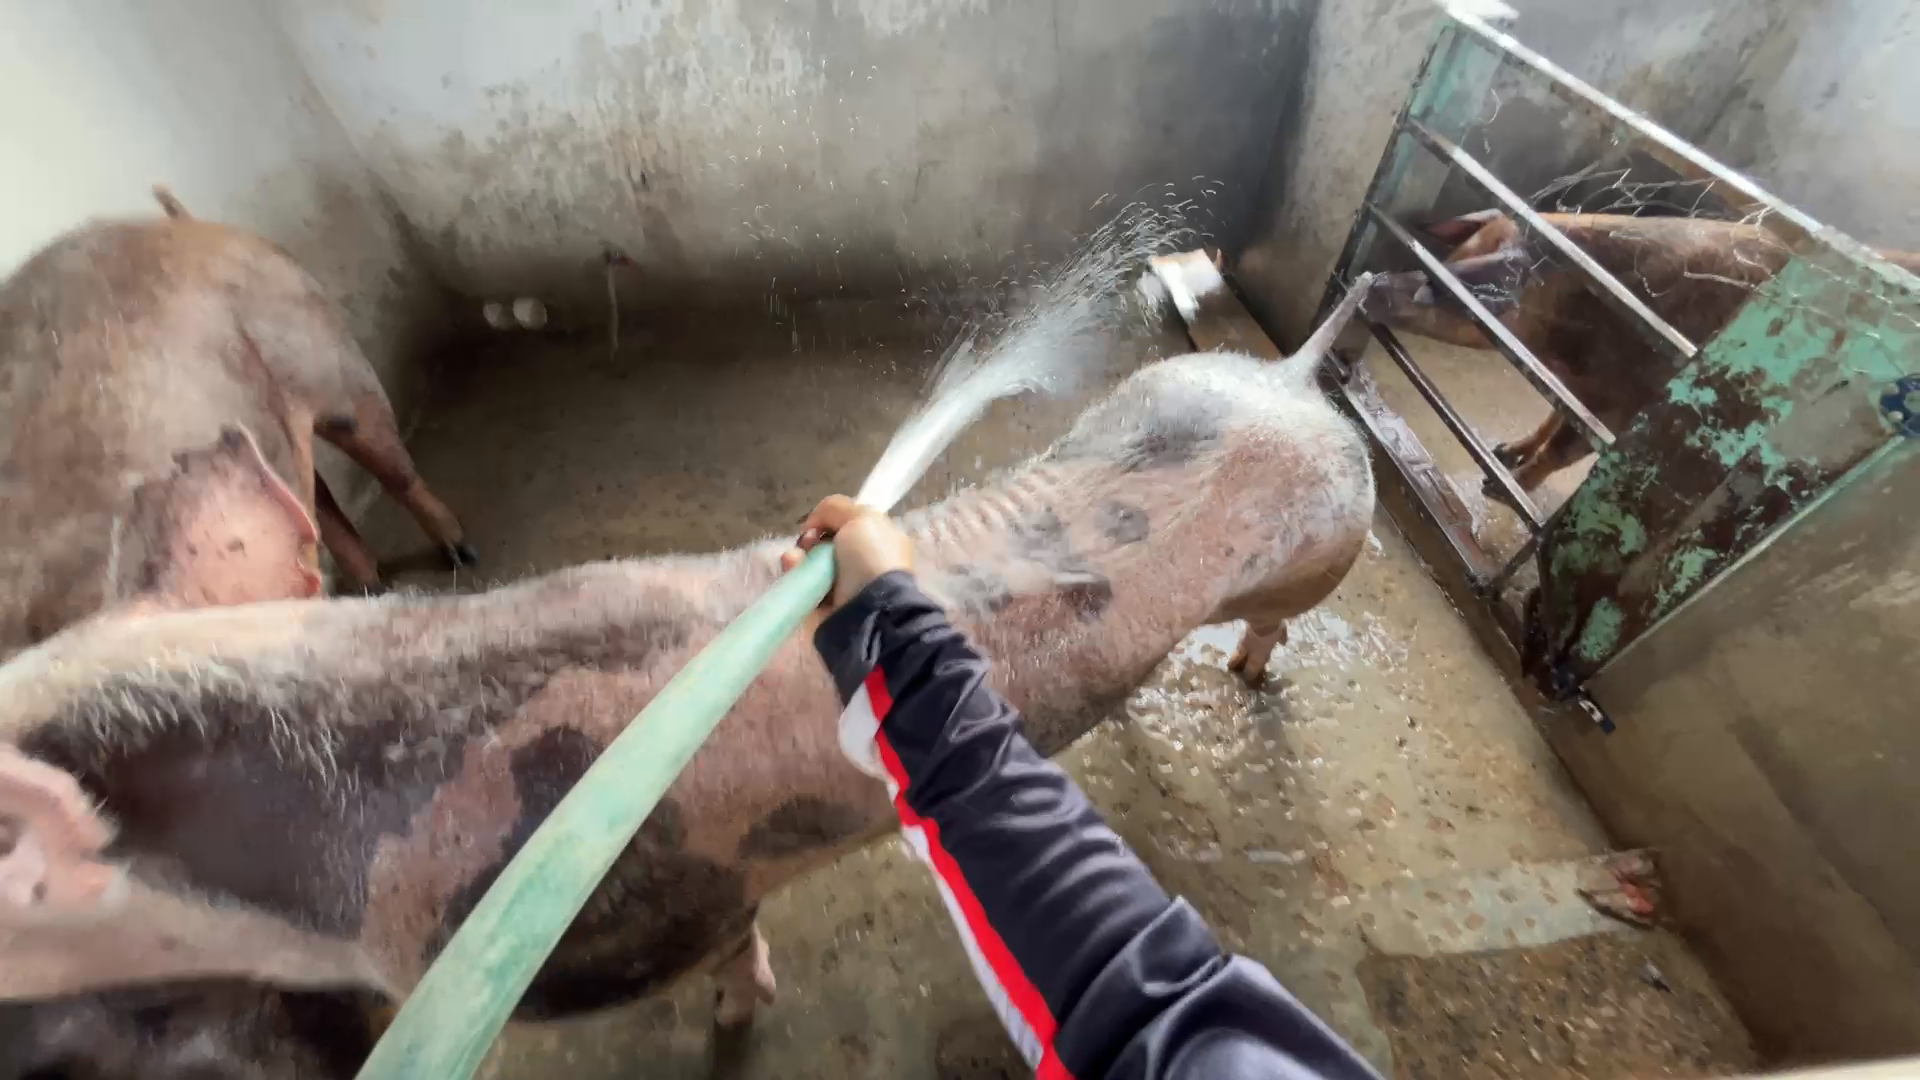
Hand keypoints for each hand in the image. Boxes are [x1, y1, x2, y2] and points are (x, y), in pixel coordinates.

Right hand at [781, 494, 913, 609]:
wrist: (870, 610)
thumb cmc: (871, 559)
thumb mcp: (862, 517)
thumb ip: (836, 508)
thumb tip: (813, 525)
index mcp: (880, 543)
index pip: (848, 527)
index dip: (830, 522)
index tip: (821, 525)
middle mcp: (861, 564)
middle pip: (823, 544)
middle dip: (810, 540)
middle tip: (808, 543)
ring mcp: (842, 587)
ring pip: (808, 564)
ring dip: (798, 557)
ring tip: (796, 559)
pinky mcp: (822, 608)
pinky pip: (801, 585)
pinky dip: (794, 574)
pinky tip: (793, 569)